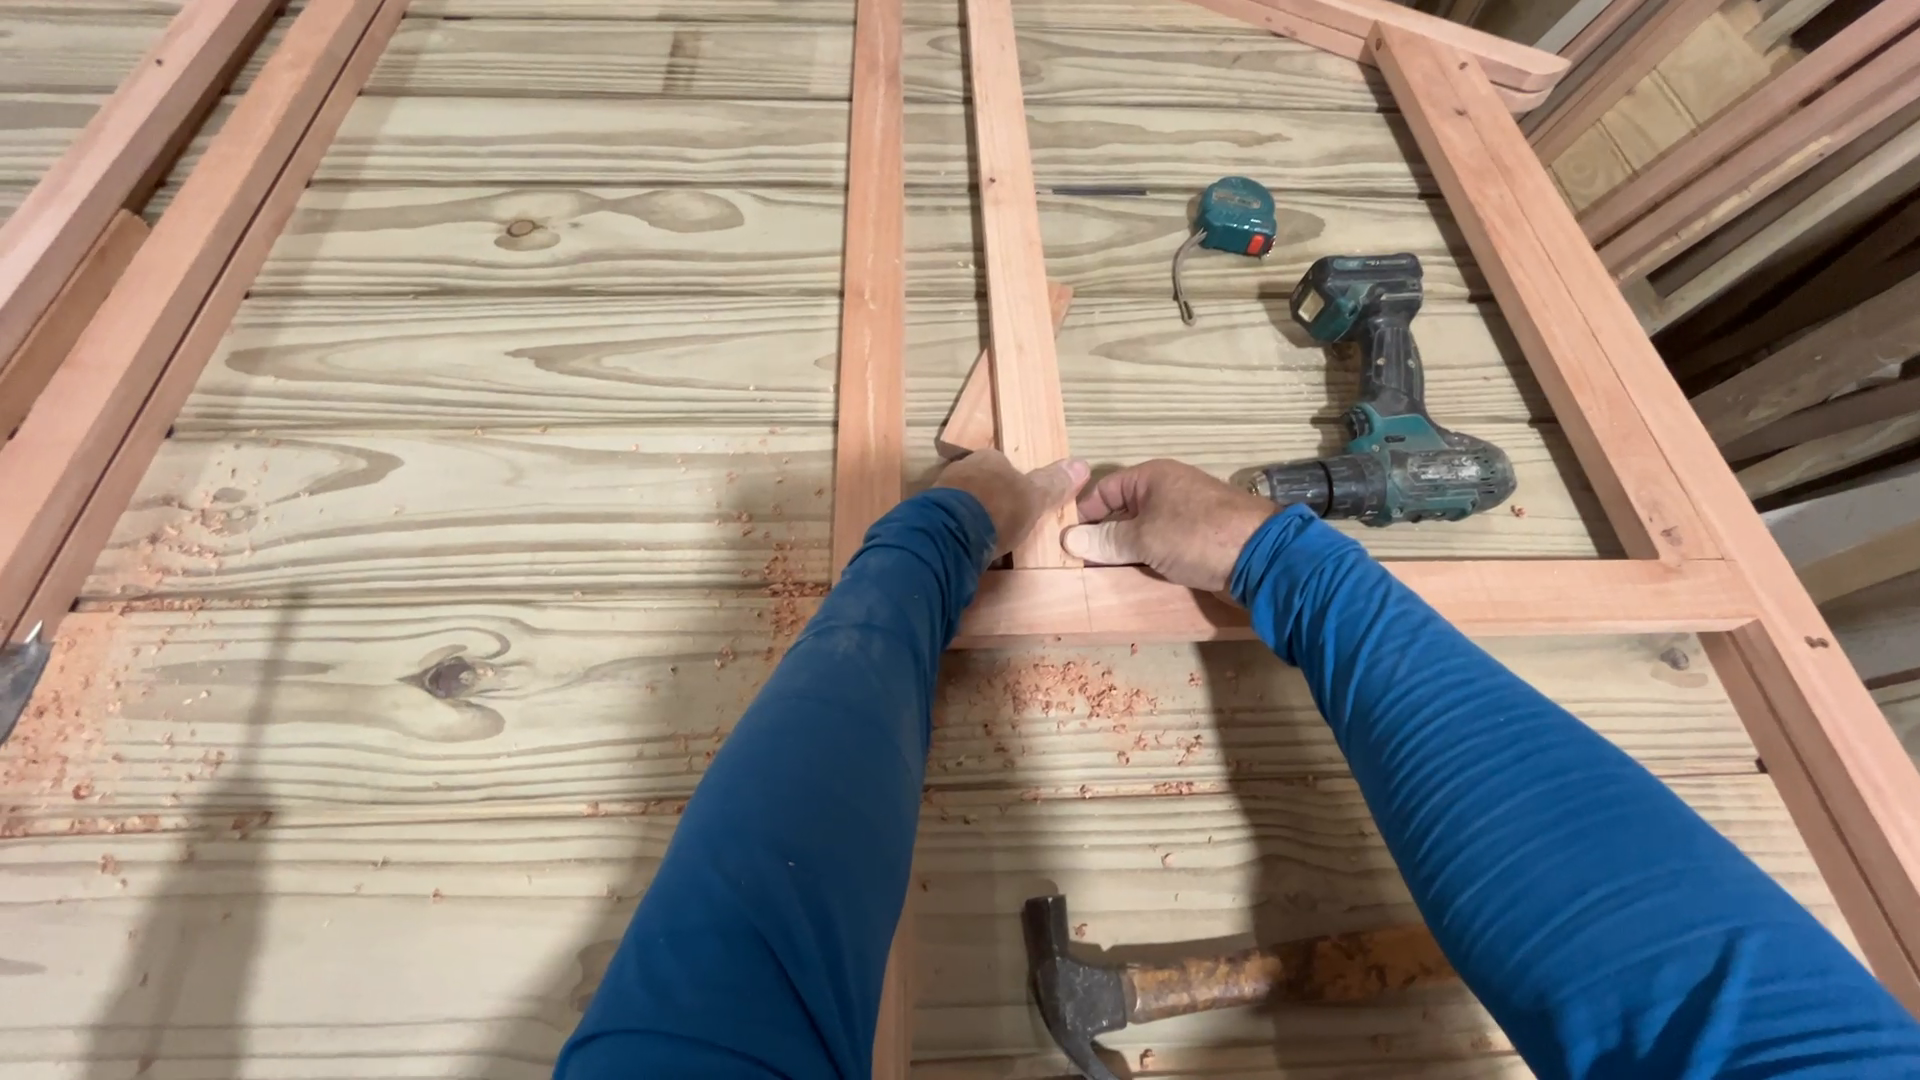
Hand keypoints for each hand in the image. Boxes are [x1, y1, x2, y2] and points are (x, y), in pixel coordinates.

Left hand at [934, 450, 1089, 558]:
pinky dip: (957, 533)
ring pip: (962, 503)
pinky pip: (948, 522)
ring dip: (972, 518)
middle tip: (1004, 526)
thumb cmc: (998, 510)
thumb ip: (1054, 484)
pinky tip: (965, 549)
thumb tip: (1083, 463)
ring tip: (985, 542)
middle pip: (981, 483)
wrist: (949, 535)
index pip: (1004, 465)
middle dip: (991, 502)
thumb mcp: (1034, 498)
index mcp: (988, 459)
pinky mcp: (926, 517)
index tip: (1021, 505)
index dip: (1014, 484)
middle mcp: (961, 469)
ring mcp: (939, 493)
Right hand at [1063, 459, 1277, 591]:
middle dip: (1101, 536)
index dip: (1082, 515)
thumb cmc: (1196, 536)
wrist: (1263, 557)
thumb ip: (1105, 540)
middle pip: (1120, 512)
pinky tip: (1135, 577)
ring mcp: (1184, 515)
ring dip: (1123, 552)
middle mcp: (1166, 490)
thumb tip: (1068, 539)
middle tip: (1078, 563)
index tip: (1064, 542)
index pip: (1103, 491)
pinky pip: (1160, 546)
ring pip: (1140, 532)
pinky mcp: (1198, 540)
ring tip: (1101, 574)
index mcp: (1151, 477)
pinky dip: (1146, 559)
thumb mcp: (1144, 538)